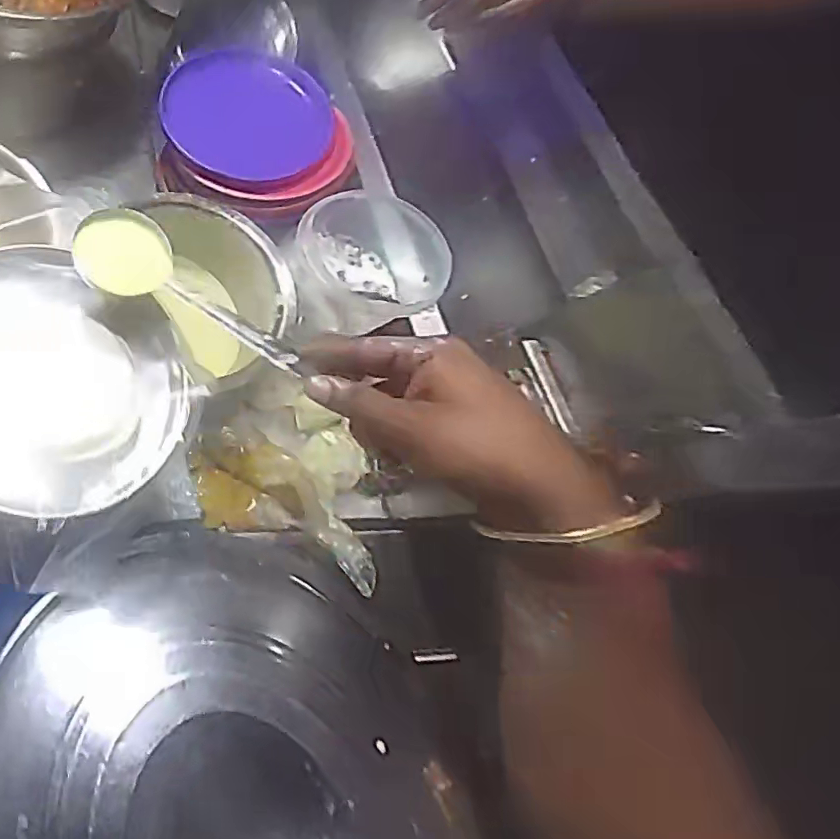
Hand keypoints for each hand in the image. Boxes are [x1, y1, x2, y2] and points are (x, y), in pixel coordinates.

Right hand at [303, 336, 626, 532]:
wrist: (542, 491)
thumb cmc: (473, 448)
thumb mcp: (407, 426)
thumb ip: (357, 402)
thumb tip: (312, 382)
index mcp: (432, 353)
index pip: (368, 347)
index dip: (331, 354)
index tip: (296, 357)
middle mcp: (441, 366)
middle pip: (378, 376)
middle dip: (360, 403)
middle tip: (346, 425)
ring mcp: (451, 395)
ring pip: (391, 404)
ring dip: (379, 427)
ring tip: (383, 452)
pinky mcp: (456, 423)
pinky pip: (410, 422)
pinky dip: (398, 439)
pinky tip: (398, 460)